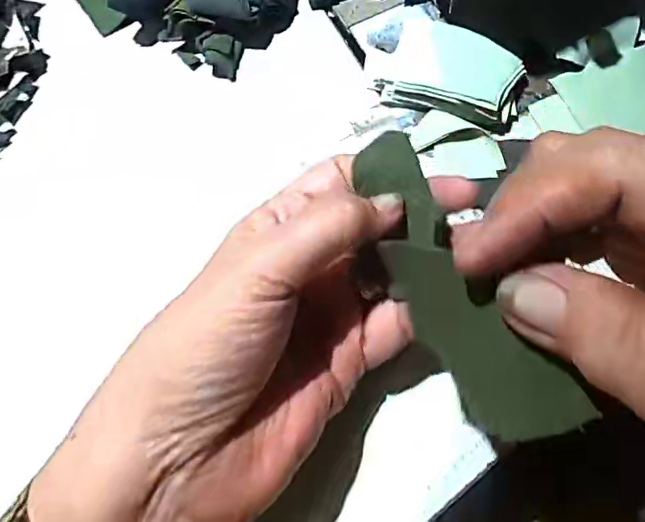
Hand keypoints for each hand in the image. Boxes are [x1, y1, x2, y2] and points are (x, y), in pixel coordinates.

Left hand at [28, 155, 471, 521]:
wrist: (168, 474)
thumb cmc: (203, 348)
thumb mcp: (257, 270)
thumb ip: (330, 226)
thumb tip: (398, 199)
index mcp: (284, 227)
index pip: (344, 180)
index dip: (388, 171)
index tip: (435, 172)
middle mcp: (316, 261)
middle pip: (380, 221)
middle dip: (423, 209)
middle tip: (473, 207)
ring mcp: (337, 310)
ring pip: (397, 267)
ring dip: (433, 255)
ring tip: (476, 246)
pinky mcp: (355, 358)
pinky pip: (402, 321)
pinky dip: (431, 306)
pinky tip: (458, 295)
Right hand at [454, 129, 644, 521]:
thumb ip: (630, 351)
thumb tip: (519, 290)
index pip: (625, 166)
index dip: (541, 199)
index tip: (474, 257)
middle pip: (610, 159)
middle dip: (532, 200)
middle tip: (470, 264)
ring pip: (605, 184)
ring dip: (541, 218)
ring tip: (486, 266)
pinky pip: (616, 227)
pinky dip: (564, 244)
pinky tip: (532, 273)